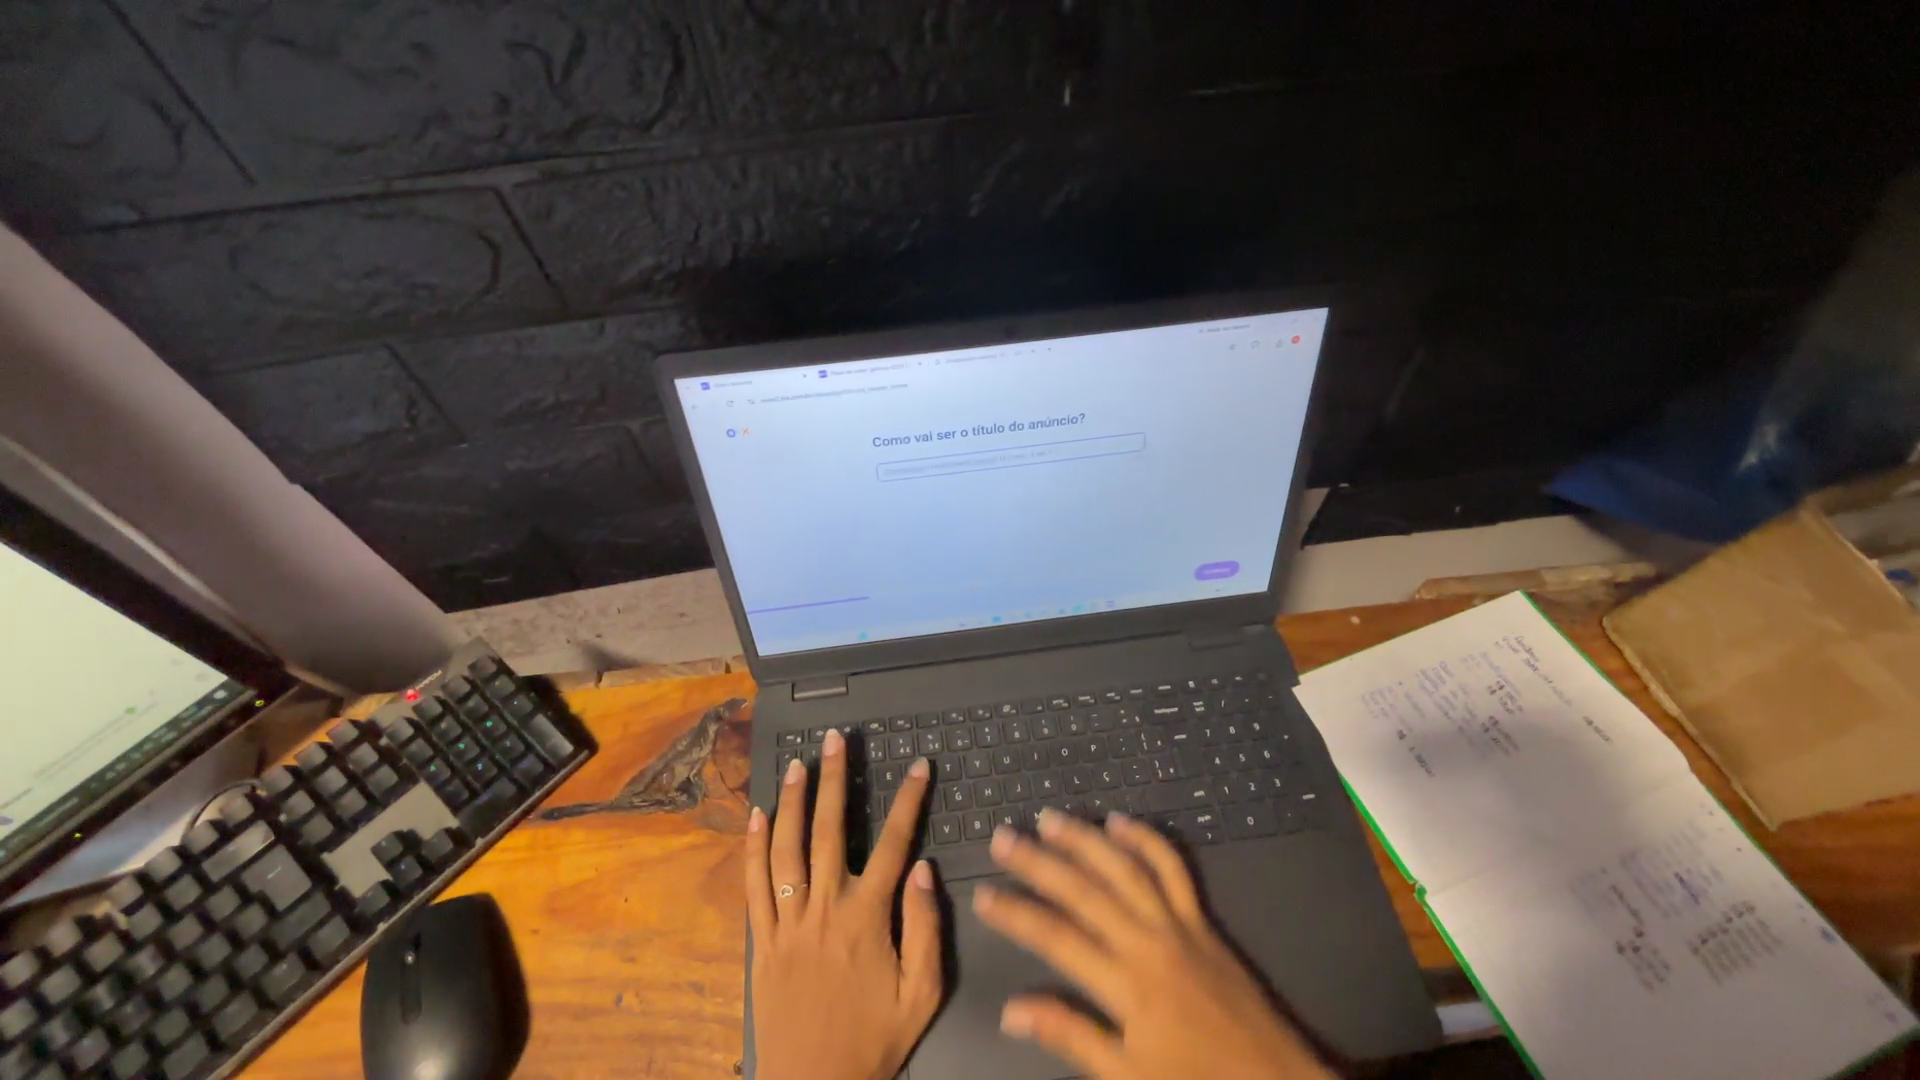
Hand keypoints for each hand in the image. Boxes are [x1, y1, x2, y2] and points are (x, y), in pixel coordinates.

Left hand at [746, 730, 942, 1079]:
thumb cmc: (875, 1040)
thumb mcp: (923, 993)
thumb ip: (925, 928)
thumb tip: (924, 868)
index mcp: (867, 918)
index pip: (893, 845)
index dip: (908, 802)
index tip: (919, 767)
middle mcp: (824, 909)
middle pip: (828, 832)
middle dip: (834, 780)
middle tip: (836, 741)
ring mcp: (787, 923)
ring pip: (786, 849)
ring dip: (792, 803)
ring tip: (798, 764)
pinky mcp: (761, 941)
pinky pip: (753, 887)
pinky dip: (754, 848)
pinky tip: (757, 817)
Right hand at [975, 810, 1331, 1079]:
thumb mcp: (1127, 1076)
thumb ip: (1070, 1035)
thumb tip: (1012, 1009)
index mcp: (1126, 983)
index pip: (1056, 937)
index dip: (1016, 913)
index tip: (984, 894)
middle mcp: (1147, 941)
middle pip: (1084, 890)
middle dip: (1039, 862)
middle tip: (1004, 837)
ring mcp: (1178, 924)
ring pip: (1124, 868)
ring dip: (1085, 840)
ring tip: (1050, 818)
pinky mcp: (1202, 920)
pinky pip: (1173, 870)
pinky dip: (1146, 842)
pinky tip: (1121, 822)